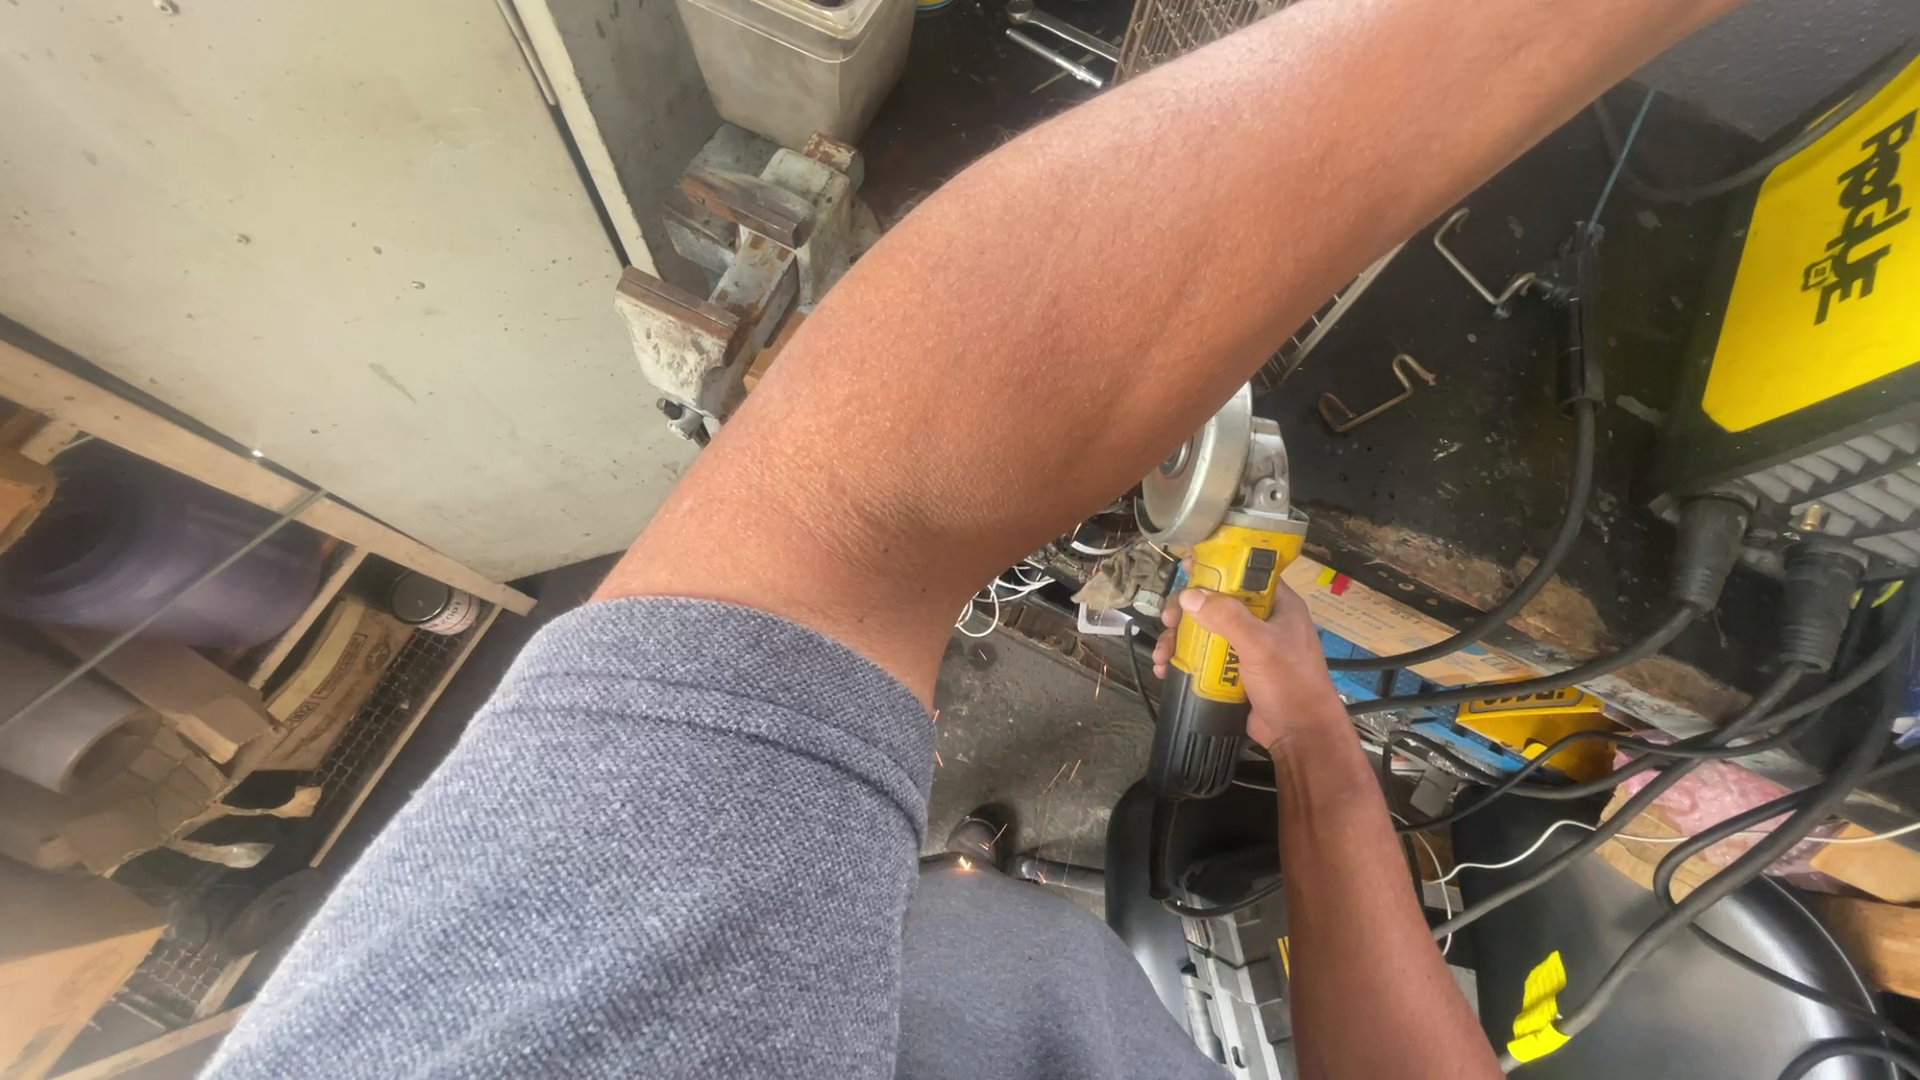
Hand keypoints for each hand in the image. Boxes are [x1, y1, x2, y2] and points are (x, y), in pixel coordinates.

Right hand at [1151, 584, 1347, 754]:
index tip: (1186, 570)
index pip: (1244, 574)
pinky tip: (1167, 668)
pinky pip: (1203, 656)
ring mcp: (1246, 645)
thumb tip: (1189, 596)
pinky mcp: (1234, 668)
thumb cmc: (1292, 685)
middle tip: (1168, 621)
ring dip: (1179, 640)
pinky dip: (1184, 660)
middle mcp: (1261, 620)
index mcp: (1278, 605)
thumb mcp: (1260, 645)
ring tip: (1163, 655)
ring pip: (1204, 631)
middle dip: (1186, 613)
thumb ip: (1226, 617)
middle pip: (1215, 603)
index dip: (1215, 568)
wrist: (1300, 736)